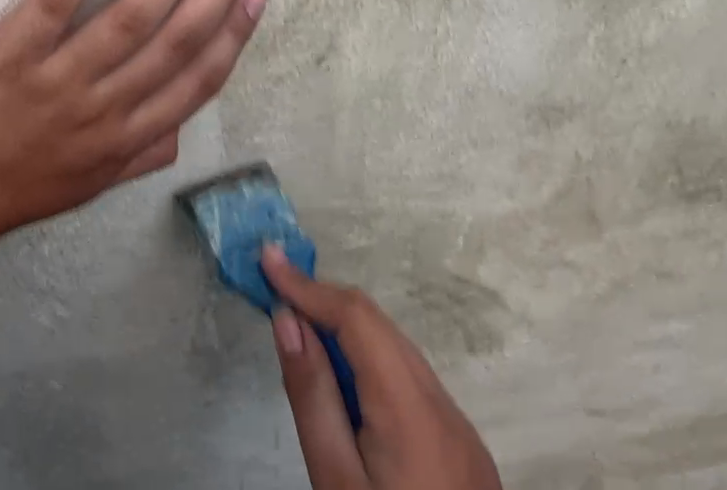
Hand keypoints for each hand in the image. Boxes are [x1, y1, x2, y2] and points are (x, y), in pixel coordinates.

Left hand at [0, 0, 269, 244]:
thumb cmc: (12, 188)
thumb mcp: (87, 186)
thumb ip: (137, 159)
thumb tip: (178, 133)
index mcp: (127, 139)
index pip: (198, 80)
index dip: (235, 33)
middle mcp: (105, 109)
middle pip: (177, 40)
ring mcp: (59, 80)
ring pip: (131, 18)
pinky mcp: (12, 54)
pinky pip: (58, 0)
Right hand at [262, 244, 502, 489]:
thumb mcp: (333, 473)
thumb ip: (311, 392)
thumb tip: (286, 319)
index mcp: (412, 410)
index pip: (357, 319)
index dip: (308, 283)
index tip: (265, 259)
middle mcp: (445, 408)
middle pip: (380, 327)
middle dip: (322, 296)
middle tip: (270, 282)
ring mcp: (460, 427)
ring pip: (396, 350)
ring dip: (343, 326)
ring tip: (293, 321)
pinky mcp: (461, 446)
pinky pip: (408, 379)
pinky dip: (367, 357)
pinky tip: (338, 374)